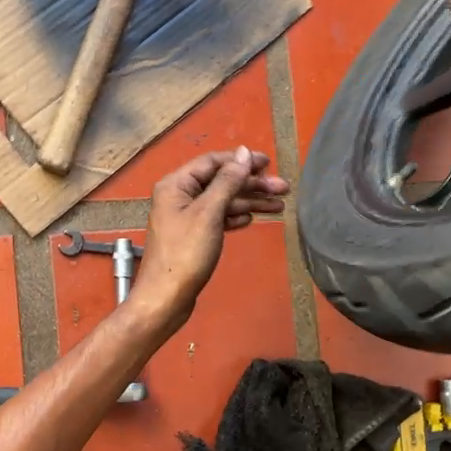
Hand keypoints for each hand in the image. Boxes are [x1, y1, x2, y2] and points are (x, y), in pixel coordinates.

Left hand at [129, 146, 289, 327]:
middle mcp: (179, 196)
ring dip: (249, 202)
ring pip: (222, 201)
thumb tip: (242, 153)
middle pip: (220, 181)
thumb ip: (227, 181)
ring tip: (279, 206)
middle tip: (284, 189)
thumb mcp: (209, 213)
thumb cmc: (185, 253)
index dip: (242, 161)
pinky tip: (251, 220)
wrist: (166, 297)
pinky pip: (217, 218)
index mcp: (176, 184)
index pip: (213, 162)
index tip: (269, 164)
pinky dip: (235, 217)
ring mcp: (185, 217)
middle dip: (252, 184)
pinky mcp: (192, 236)